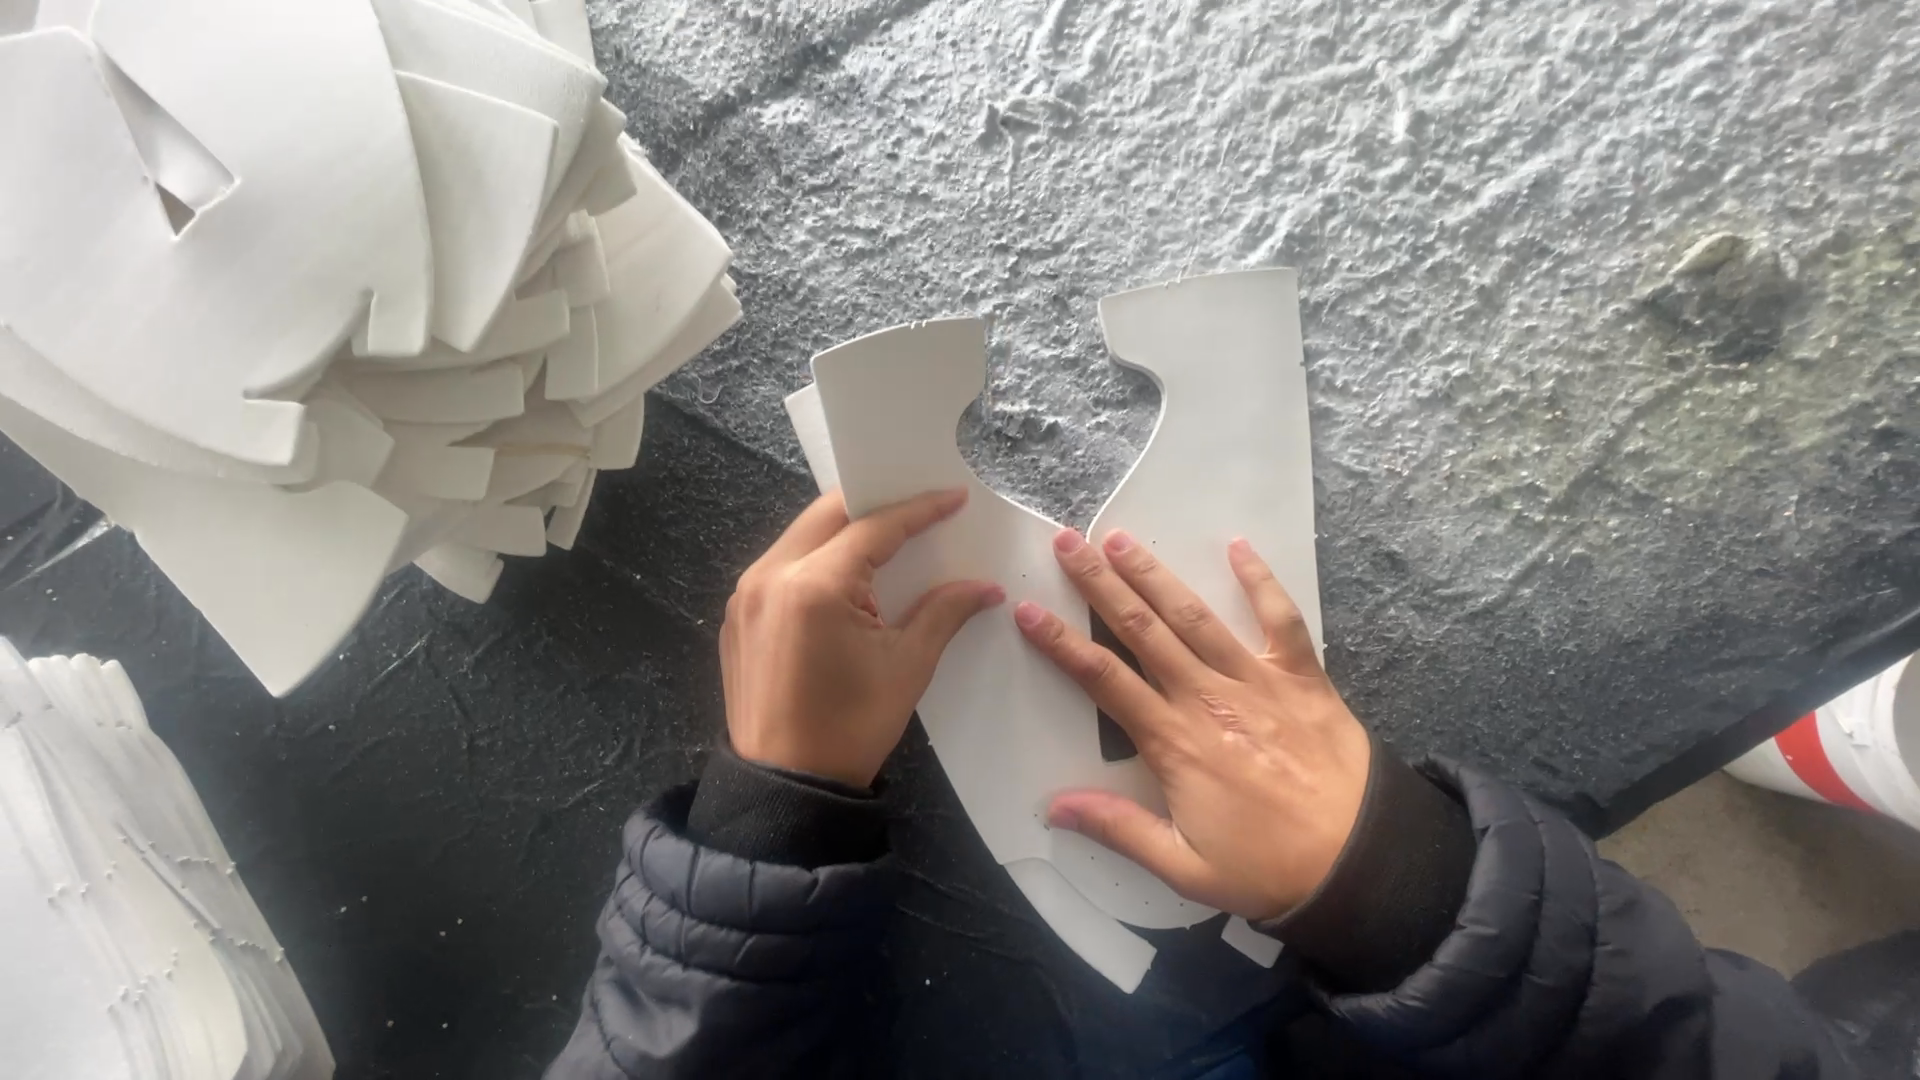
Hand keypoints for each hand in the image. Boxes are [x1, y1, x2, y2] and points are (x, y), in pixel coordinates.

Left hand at [721, 489, 1004, 786]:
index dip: (918, 509)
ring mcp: (745, 595)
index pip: (874, 528)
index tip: (952, 496)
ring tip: (885, 538)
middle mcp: (769, 576)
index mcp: (814, 586)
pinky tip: (844, 576)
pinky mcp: (737, 615)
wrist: (785, 790)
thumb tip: (986, 587)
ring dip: (843, 529)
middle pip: (828, 514)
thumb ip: (945, 612)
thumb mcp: (907, 666)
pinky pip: (781, 565)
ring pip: (801, 535)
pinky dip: (816, 558)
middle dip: (874, 505)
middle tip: (915, 508)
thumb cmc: (852, 728)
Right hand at [1014, 530, 1371, 920]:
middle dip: (1099, 584)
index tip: (1029, 610)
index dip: (1061, 643)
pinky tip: (1237, 546)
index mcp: (1174, 741)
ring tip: (1120, 538)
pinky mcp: (1302, 676)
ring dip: (1154, 574)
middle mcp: (1207, 697)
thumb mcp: (1186, 869)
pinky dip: (1260, 581)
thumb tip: (1054, 807)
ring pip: (1194, 616)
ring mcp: (1257, 680)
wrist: (1364, 865)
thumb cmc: (1269, 868)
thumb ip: (1119, 830)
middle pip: (1141, 630)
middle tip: (1068, 542)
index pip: (1102, 679)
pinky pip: (1281, 619)